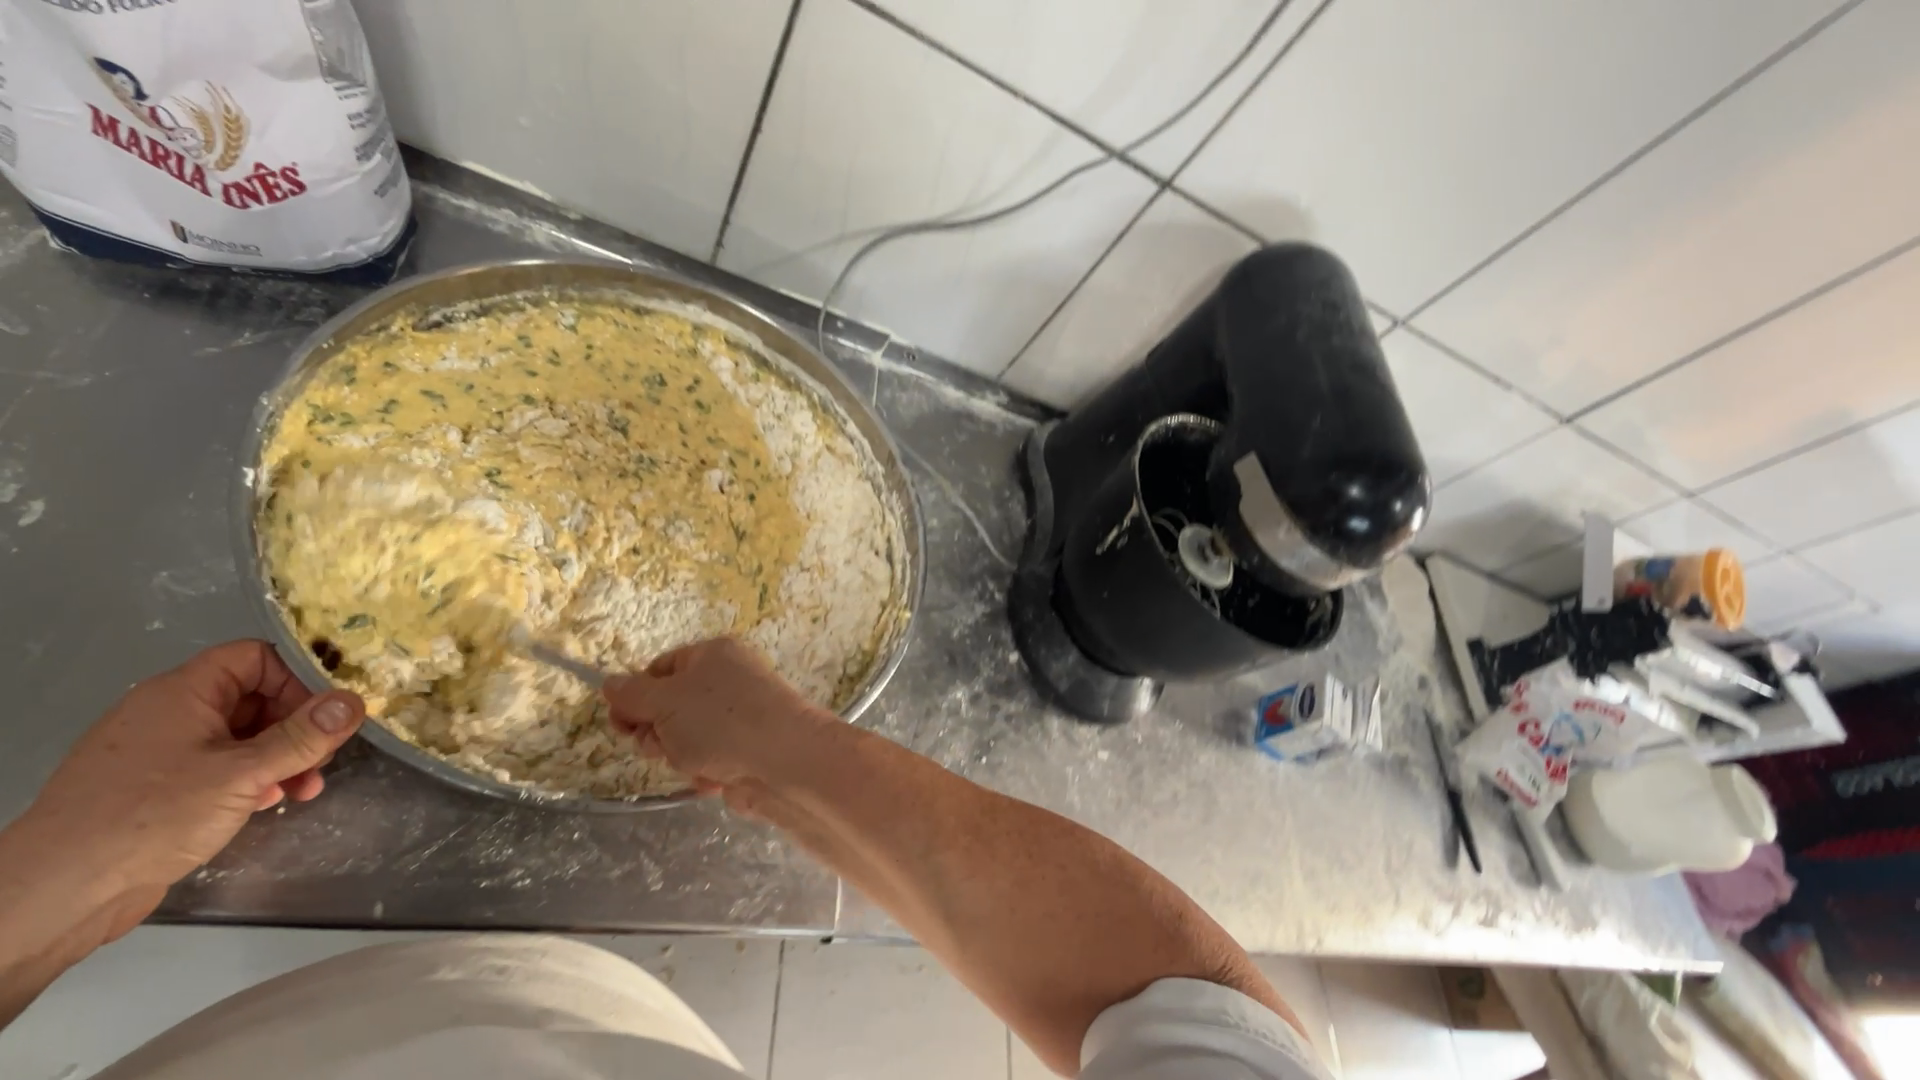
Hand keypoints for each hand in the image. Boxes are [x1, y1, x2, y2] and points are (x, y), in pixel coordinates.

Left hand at [4, 640, 365, 924]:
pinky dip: (253, 778)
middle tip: (323, 758)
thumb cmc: (152, 816)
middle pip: (254, 698)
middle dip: (298, 728)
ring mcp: (163, 752)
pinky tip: (267, 803)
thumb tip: (355, 700)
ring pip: (242, 736)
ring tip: (304, 790)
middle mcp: (171, 713)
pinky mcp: (160, 787)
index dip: (296, 678)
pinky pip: (221, 766)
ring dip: (283, 758)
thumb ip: (304, 736)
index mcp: (183, 693)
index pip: (255, 657)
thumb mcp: (243, 773)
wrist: (59, 891)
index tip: (327, 714)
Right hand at [602, 637, 837, 808]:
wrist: (784, 763)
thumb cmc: (720, 720)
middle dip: (657, 732)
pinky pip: (709, 761)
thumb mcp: (664, 700)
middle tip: (660, 744)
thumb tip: (610, 684)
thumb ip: (631, 694)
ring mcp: (740, 718)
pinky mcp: (747, 751)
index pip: (659, 669)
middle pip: (669, 708)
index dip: (635, 696)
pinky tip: (716, 778)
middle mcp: (729, 681)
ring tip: (696, 762)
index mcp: (713, 654)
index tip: (622, 723)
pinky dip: (705, 772)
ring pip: (686, 740)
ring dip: (681, 756)